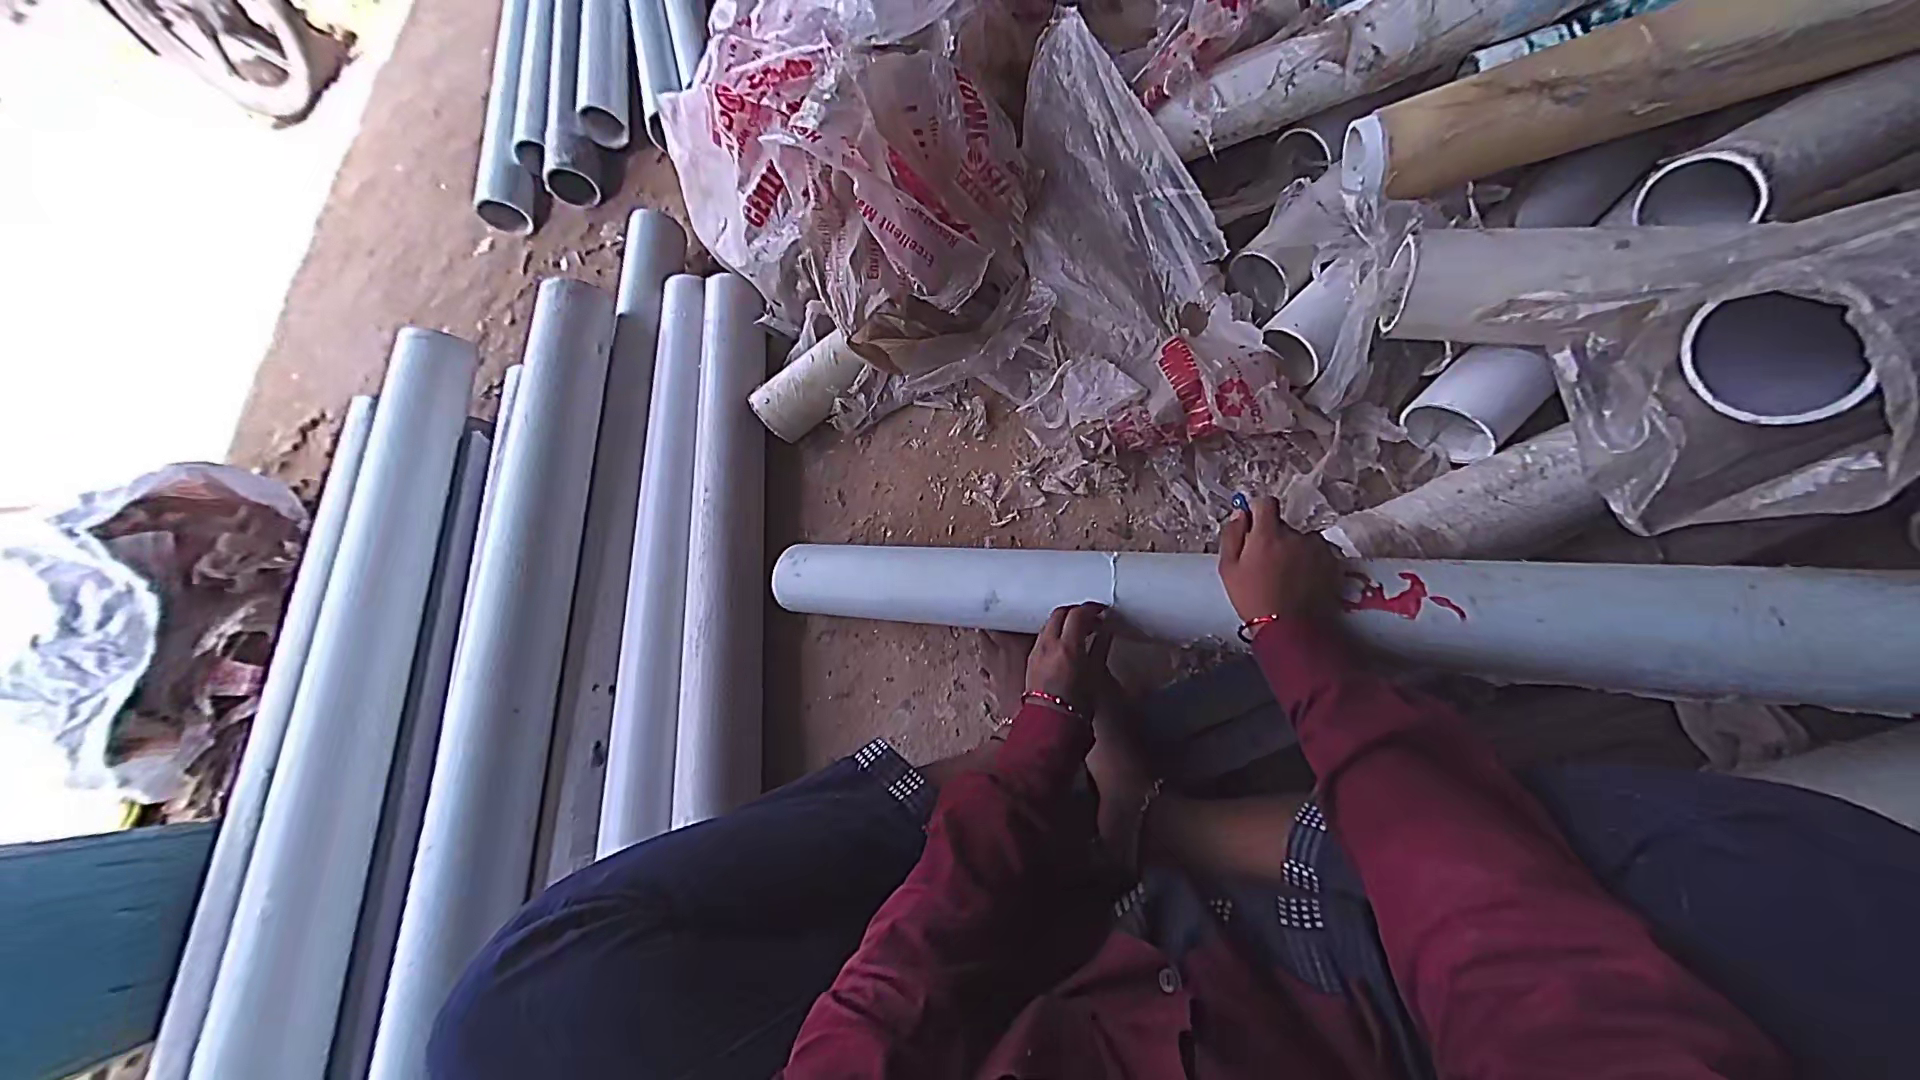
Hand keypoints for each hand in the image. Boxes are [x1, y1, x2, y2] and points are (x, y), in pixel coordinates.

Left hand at [1024, 602, 1111, 713]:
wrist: (1051, 725)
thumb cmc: (1078, 705)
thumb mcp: (1095, 674)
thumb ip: (1100, 648)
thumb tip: (1105, 632)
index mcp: (1067, 646)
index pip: (1078, 614)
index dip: (1091, 609)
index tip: (1101, 611)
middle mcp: (1048, 645)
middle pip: (1059, 613)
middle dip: (1075, 612)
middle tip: (1090, 619)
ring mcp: (1036, 651)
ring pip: (1049, 624)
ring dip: (1063, 622)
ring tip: (1078, 632)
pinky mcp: (1030, 660)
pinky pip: (1042, 637)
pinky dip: (1054, 634)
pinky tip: (1064, 644)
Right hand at [1217, 495, 1339, 623]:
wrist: (1291, 628)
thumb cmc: (1253, 599)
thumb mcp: (1228, 568)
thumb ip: (1232, 535)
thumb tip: (1240, 514)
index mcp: (1267, 534)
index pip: (1265, 503)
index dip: (1257, 511)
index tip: (1253, 525)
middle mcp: (1295, 535)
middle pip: (1282, 526)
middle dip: (1273, 538)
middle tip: (1265, 564)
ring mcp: (1317, 548)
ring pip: (1301, 540)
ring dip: (1293, 550)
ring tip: (1285, 576)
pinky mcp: (1333, 562)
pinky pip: (1317, 553)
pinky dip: (1309, 562)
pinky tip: (1301, 581)